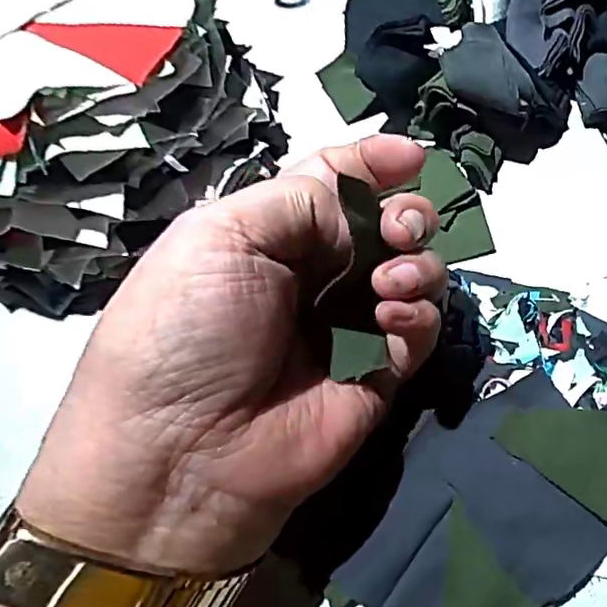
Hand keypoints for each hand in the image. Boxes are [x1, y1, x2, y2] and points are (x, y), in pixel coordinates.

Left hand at [17, 135, 449, 574]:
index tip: (413, 156)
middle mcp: (322, 275)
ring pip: (419, 274)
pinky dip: (418, 316)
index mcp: (274, 236)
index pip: (337, 185)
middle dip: (408, 216)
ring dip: (417, 265)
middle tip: (402, 228)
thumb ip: (302, 202)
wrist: (187, 450)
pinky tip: (389, 321)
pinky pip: (423, 328)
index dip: (375, 164)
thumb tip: (367, 200)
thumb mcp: (220, 240)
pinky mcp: (386, 369)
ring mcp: (357, 324)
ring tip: (388, 283)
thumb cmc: (184, 333)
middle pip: (390, 226)